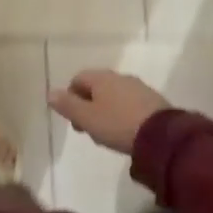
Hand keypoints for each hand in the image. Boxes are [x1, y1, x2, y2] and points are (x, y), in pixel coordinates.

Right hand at [48, 69, 169, 153]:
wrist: (162, 136)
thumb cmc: (117, 124)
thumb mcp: (87, 118)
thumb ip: (67, 105)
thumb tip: (50, 93)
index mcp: (101, 77)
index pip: (77, 79)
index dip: (70, 98)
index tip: (74, 121)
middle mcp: (119, 77)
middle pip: (96, 88)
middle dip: (88, 106)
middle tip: (89, 130)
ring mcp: (138, 87)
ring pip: (113, 96)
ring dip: (106, 111)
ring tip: (108, 134)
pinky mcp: (153, 100)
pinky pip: (130, 104)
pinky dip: (123, 114)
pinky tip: (126, 131)